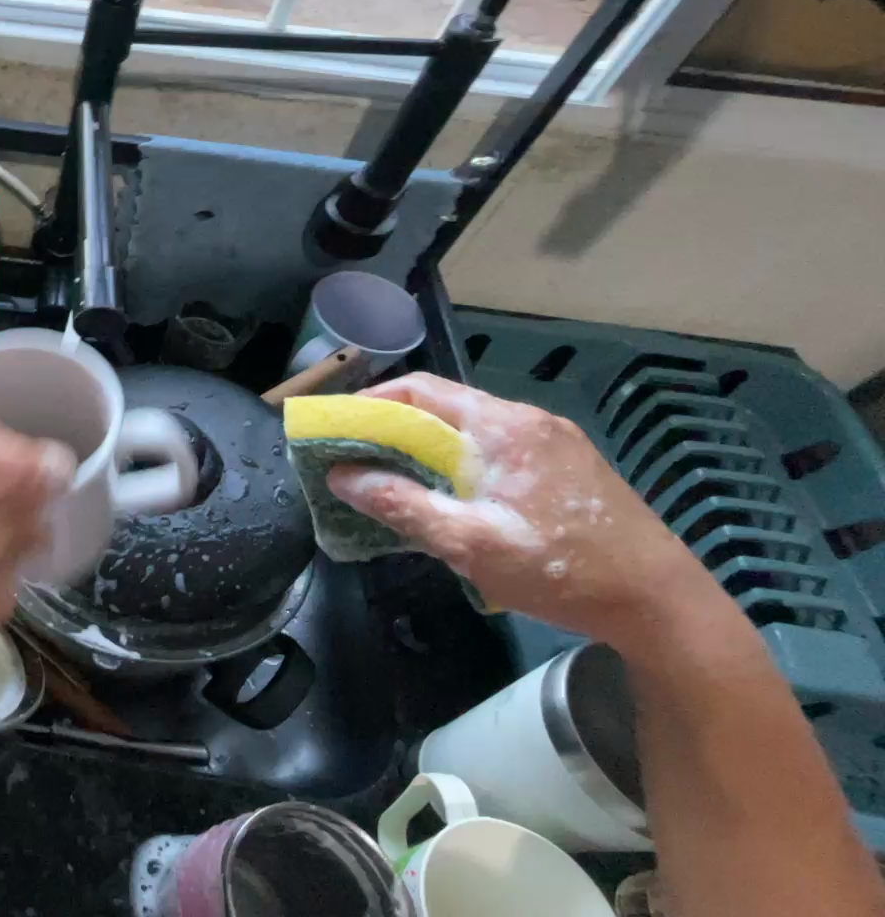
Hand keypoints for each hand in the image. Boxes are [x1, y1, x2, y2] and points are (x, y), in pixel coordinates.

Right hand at [324, 373, 718, 650]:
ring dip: (420, 446)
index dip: (367, 403)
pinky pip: (491, 449)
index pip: (419, 389)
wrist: (665, 608)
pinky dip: (452, 460)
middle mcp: (528, 422)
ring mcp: (551, 443)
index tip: (332, 429)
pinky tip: (442, 494)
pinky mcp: (563, 468)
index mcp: (505, 427)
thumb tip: (339, 476)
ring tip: (387, 478)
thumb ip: (400, 504)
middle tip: (350, 457)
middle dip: (388, 427)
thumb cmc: (563, 571)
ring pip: (466, 429)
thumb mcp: (469, 543)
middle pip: (441, 406)